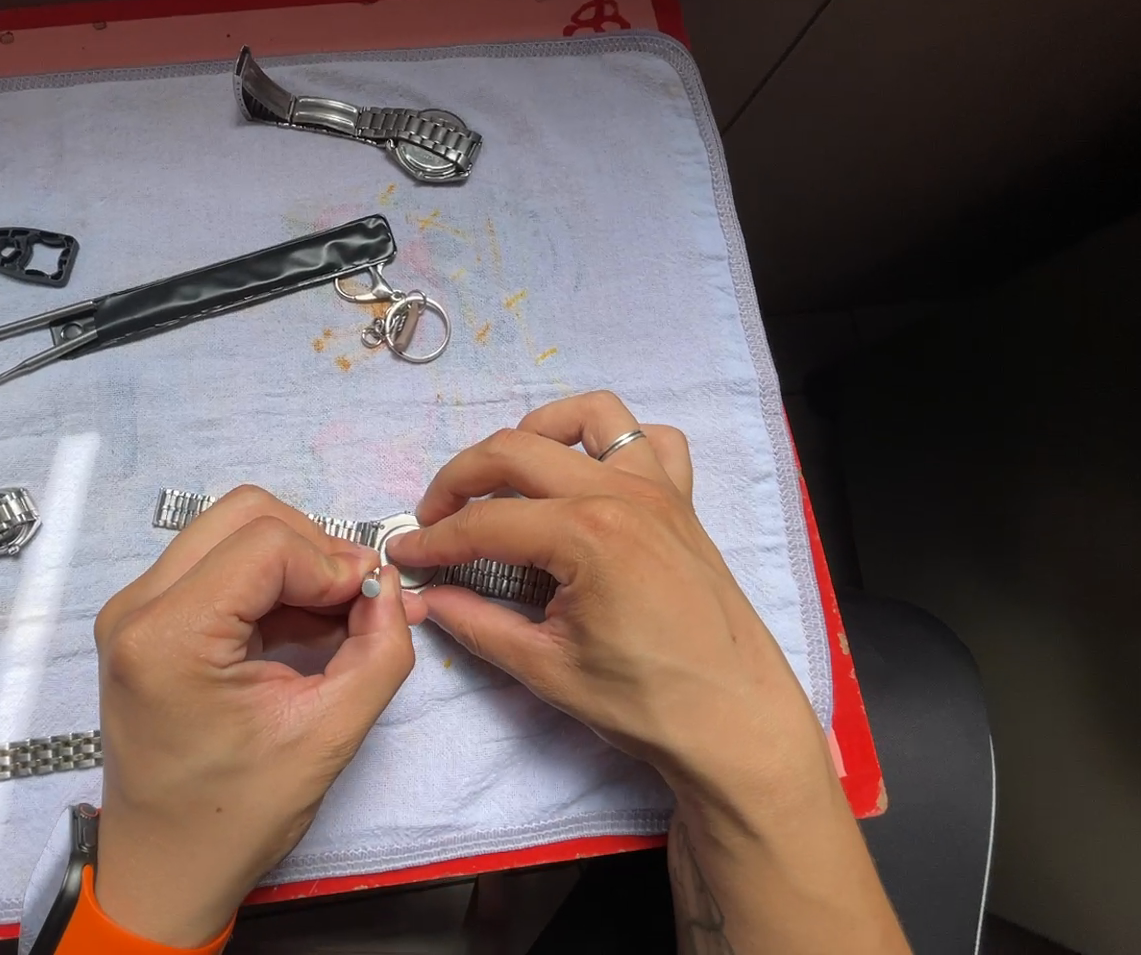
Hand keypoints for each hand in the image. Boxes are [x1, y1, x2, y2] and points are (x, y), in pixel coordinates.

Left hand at [92, 486, 422, 946]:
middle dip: (314, 546)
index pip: (267, 544)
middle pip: (245, 514)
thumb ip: (380, 652)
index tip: (369, 602)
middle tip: (354, 597)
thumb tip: (389, 585)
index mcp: (170, 635)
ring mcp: (136, 606)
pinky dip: (272, 579)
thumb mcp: (328, 736)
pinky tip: (306, 619)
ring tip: (336, 611)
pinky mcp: (147, 614)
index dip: (331, 562)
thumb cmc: (238, 814)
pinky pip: (219, 560)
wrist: (164, 865)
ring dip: (295, 558)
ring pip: (232, 529)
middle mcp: (139, 604)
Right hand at [387, 392, 906, 952]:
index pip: (485, 523)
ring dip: (536, 432)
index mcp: (586, 535)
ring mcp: (658, 488)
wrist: (738, 727)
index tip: (402, 551)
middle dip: (460, 479)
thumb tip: (422, 597)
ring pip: (589, 414)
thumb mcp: (545, 669)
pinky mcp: (682, 500)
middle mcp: (621, 493)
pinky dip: (613, 442)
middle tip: (436, 518)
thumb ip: (475, 623)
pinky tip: (590, 477)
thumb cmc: (643, 704)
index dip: (434, 539)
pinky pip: (651, 440)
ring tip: (511, 475)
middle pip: (515, 450)